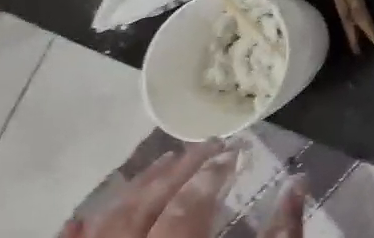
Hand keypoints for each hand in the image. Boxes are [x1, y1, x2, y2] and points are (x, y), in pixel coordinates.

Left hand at [58, 141, 304, 237]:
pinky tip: (81, 219)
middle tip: (208, 145)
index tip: (234, 151)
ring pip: (105, 228)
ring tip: (164, 163)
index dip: (210, 175)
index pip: (186, 208)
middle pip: (142, 212)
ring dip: (133, 193)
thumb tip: (299, 183)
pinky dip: (74, 237)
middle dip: (176, 173)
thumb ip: (281, 234)